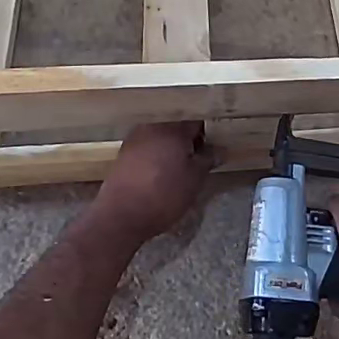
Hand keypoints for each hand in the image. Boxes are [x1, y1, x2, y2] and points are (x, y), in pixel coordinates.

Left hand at [90, 122, 213, 241]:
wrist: (120, 217)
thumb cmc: (164, 195)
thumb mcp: (195, 179)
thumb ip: (208, 159)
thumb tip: (219, 150)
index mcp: (173, 128)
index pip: (197, 121)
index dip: (208, 132)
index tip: (213, 146)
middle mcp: (152, 127)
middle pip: (176, 125)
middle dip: (188, 138)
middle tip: (198, 156)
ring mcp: (134, 139)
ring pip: (160, 136)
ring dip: (171, 146)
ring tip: (179, 165)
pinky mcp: (123, 154)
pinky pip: (147, 147)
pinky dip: (156, 154)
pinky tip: (160, 171)